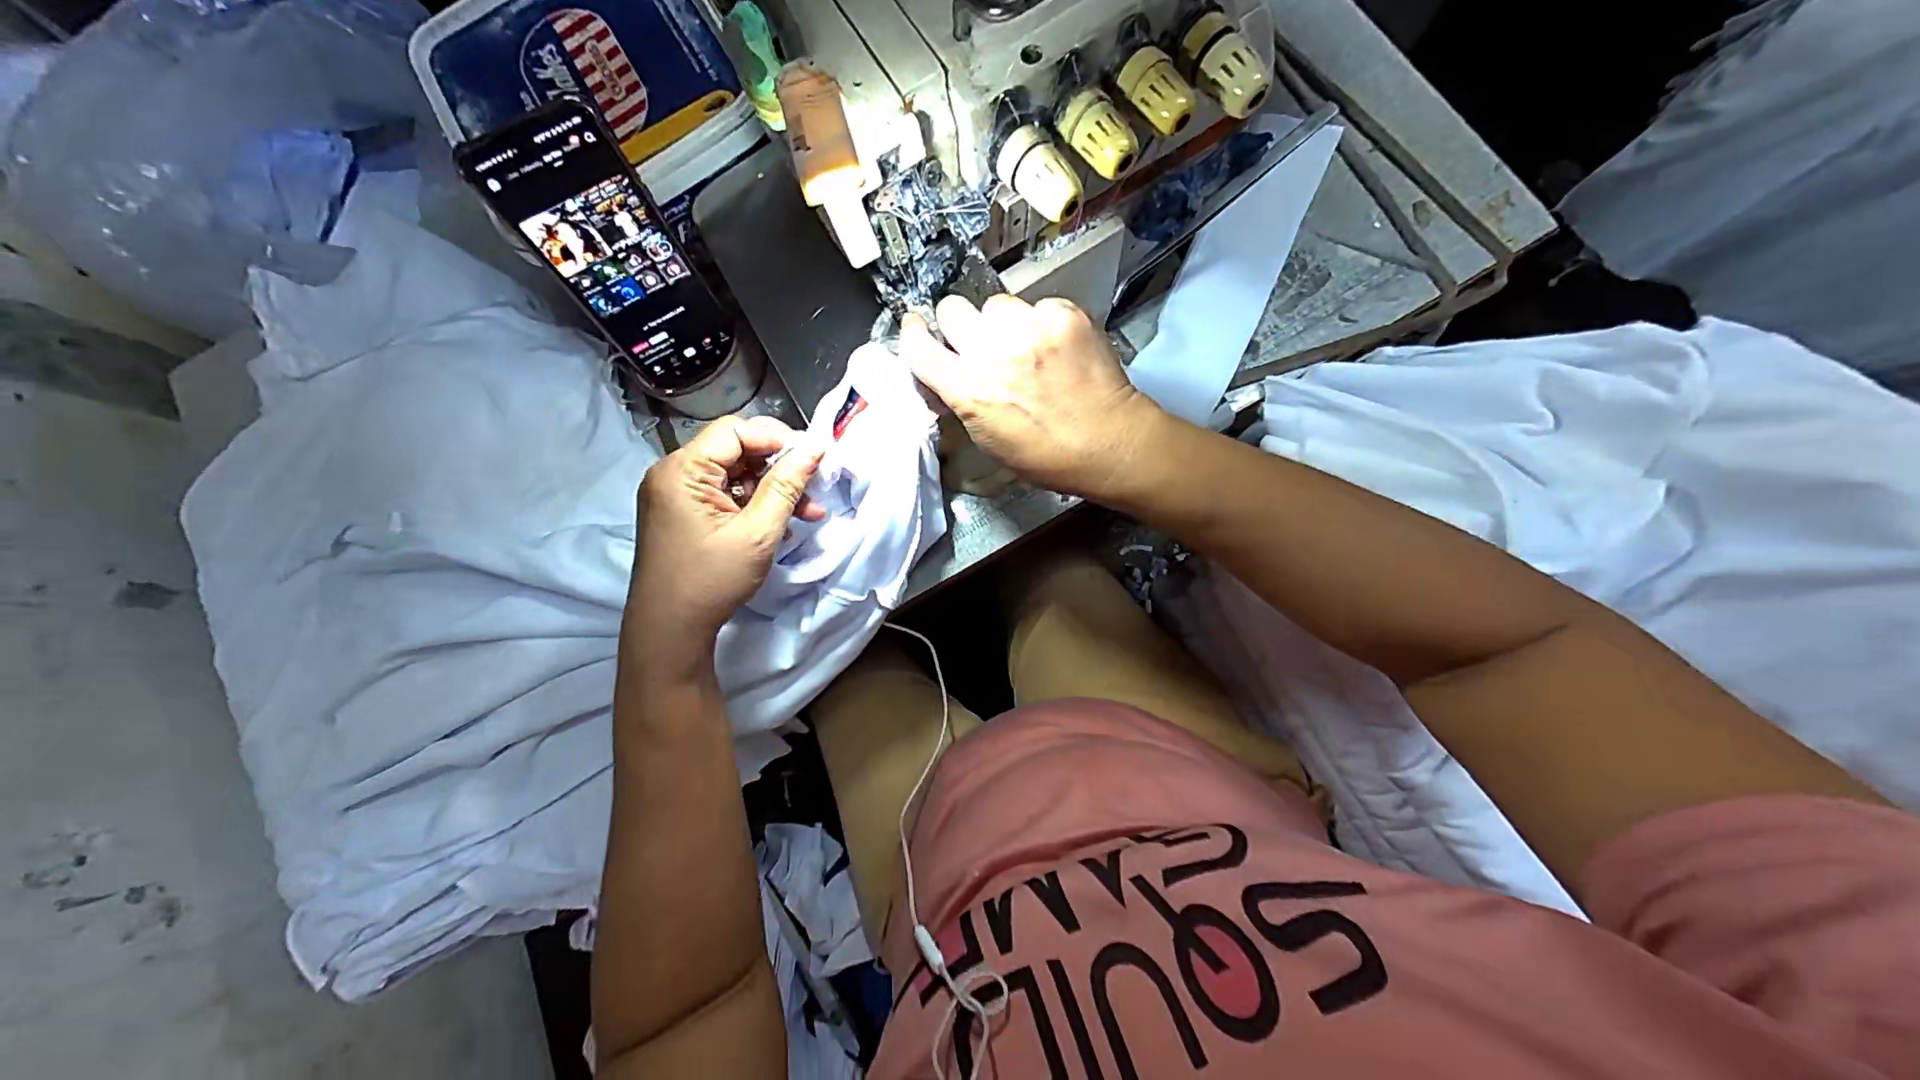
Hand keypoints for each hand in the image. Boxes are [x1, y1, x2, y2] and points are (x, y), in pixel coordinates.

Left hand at [630, 416, 824, 662]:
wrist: (670, 629)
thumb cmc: (711, 581)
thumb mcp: (758, 532)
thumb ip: (786, 486)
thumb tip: (815, 448)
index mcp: (682, 471)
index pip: (735, 431)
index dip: (777, 440)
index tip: (813, 460)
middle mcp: (673, 473)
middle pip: (735, 449)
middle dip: (779, 467)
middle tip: (814, 486)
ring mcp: (676, 493)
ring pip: (734, 472)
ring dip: (772, 488)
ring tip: (809, 512)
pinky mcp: (683, 512)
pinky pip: (724, 493)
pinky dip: (754, 503)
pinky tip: (782, 522)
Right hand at [900, 293, 1167, 496]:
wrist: (1108, 443)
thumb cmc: (1050, 454)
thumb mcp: (988, 437)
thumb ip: (963, 396)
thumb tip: (950, 372)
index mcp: (968, 390)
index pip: (918, 345)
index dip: (914, 332)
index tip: (918, 326)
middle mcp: (993, 353)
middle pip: (954, 309)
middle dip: (963, 326)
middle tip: (985, 346)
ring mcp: (1029, 329)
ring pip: (996, 304)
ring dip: (1004, 323)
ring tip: (1027, 350)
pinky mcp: (1062, 315)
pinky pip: (1037, 305)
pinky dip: (1042, 323)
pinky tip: (1055, 350)